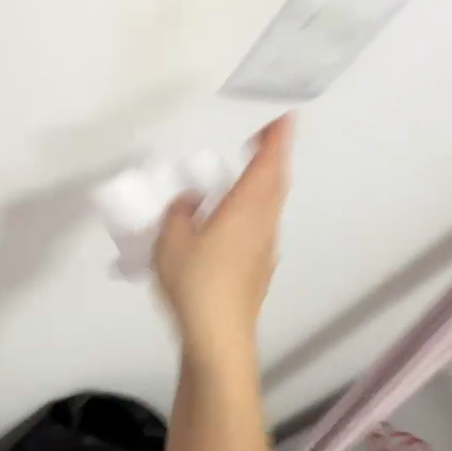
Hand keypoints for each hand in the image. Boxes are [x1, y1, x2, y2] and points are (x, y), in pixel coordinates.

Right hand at [154, 116, 294, 356]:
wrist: (219, 334)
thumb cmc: (195, 282)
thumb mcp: (170, 241)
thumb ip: (179, 213)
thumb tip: (191, 200)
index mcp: (244, 211)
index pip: (266, 166)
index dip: (276, 139)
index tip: (281, 116)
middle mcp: (262, 224)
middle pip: (274, 184)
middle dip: (270, 158)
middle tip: (259, 138)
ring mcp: (264, 248)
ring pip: (268, 206)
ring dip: (260, 185)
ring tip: (238, 176)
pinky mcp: (257, 268)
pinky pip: (257, 226)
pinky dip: (248, 210)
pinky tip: (225, 222)